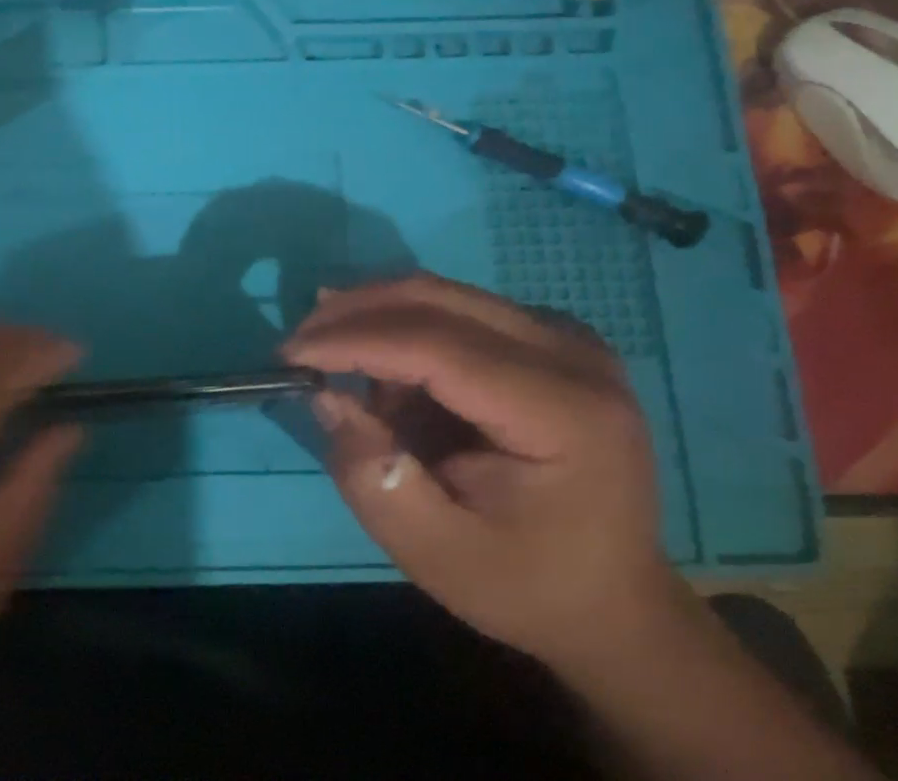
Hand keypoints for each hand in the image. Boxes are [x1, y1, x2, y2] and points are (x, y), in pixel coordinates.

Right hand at [282, 275, 681, 667]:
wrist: (610, 602)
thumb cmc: (522, 583)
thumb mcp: (431, 551)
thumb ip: (373, 475)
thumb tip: (327, 395)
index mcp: (565, 413)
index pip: (439, 345)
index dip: (354, 339)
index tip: (287, 355)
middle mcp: (575, 357)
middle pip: (440, 300)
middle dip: (354, 312)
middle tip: (295, 344)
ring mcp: (568, 342)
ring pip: (443, 296)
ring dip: (375, 319)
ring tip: (331, 366)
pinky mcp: (551, 341)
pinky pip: (457, 312)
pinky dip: (402, 329)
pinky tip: (381, 373)